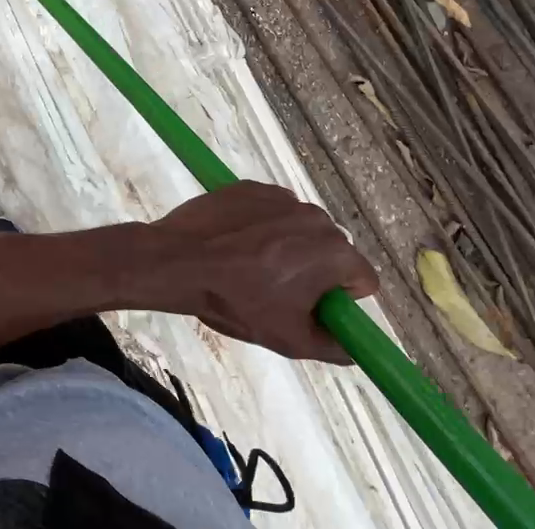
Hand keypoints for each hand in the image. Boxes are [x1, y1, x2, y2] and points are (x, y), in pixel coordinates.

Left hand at [140, 182, 379, 363]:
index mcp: (336, 252)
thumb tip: (353, 348)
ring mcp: (279, 197)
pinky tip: (234, 239)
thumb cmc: (235, 300)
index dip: (336, 298)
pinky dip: (261, 223)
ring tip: (248, 262)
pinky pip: (270, 209)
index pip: (361, 280)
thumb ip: (335, 347)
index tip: (304, 304)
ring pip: (300, 228)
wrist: (174, 260)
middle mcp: (316, 217)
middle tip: (272, 285)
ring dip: (286, 244)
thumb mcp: (291, 340)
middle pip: (331, 250)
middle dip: (312, 269)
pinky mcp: (247, 186)